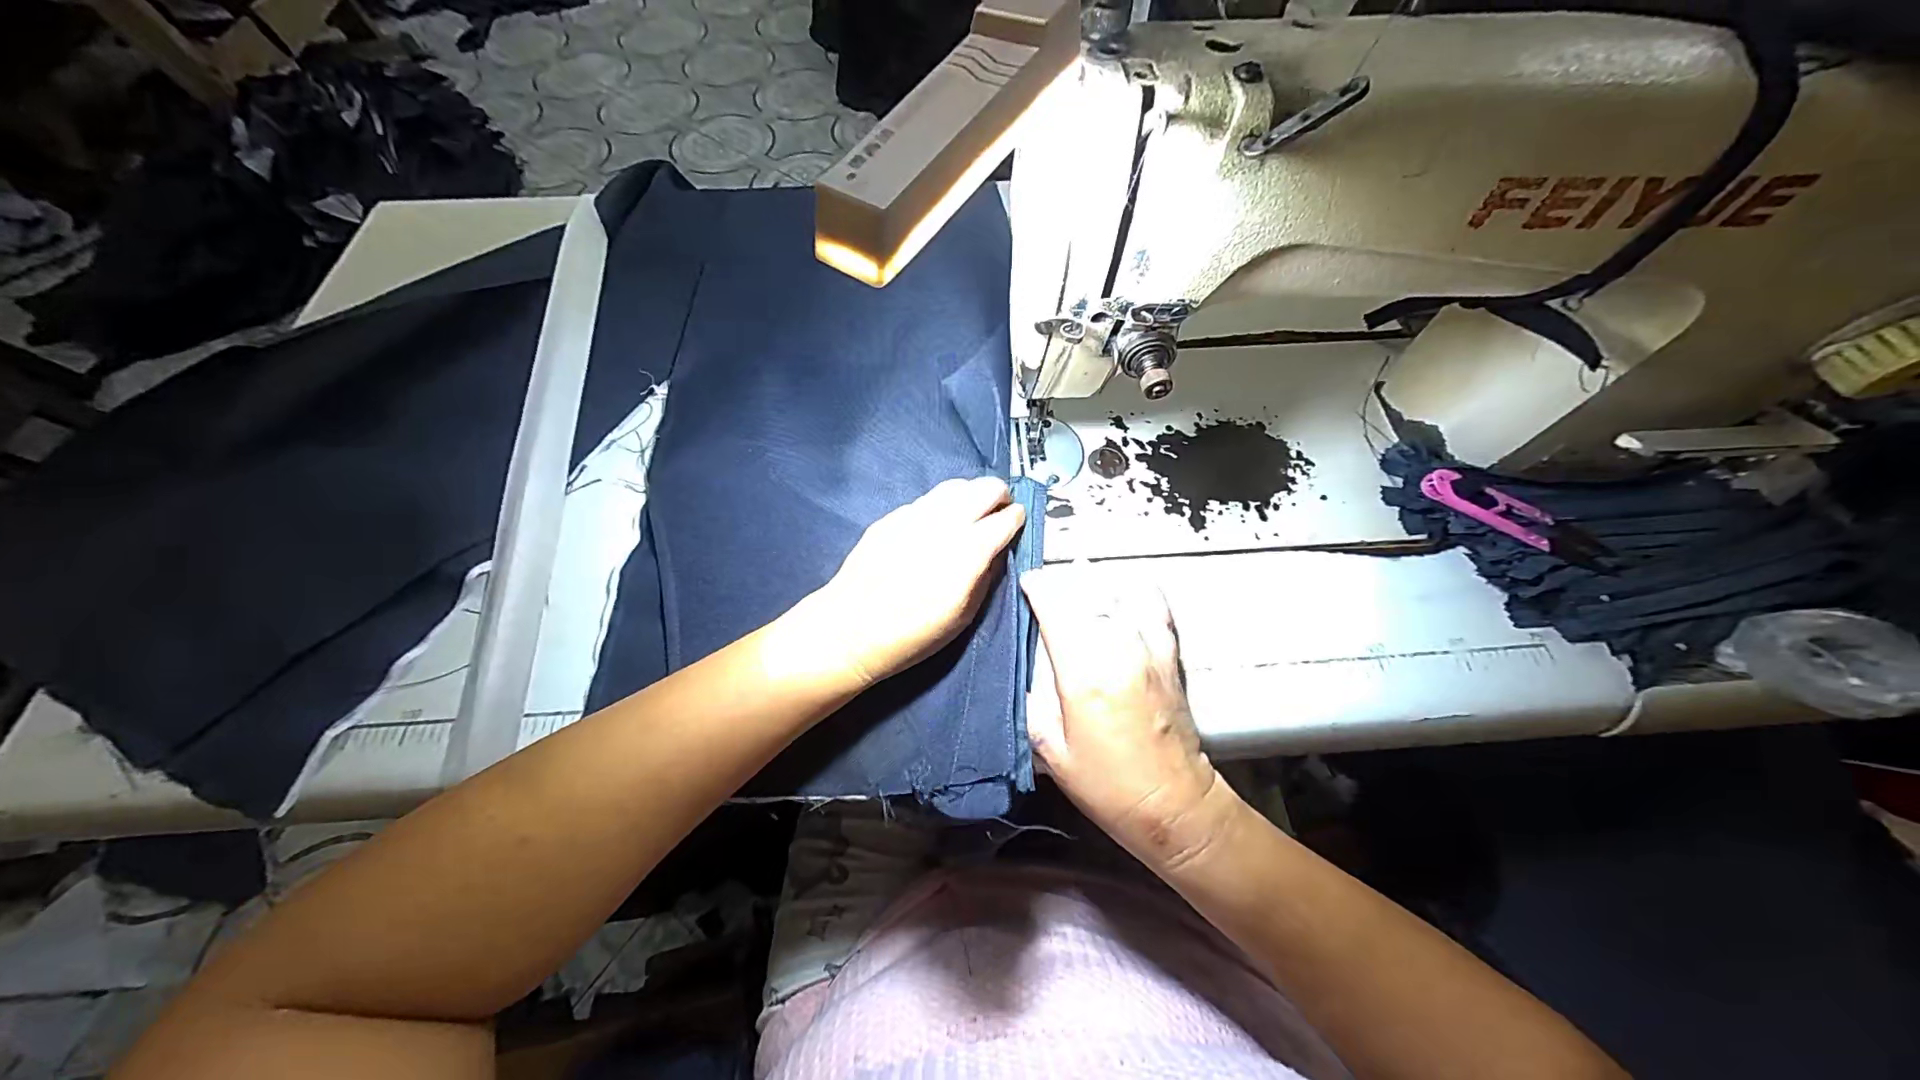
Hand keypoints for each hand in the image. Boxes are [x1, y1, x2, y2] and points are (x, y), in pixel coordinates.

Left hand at [805, 476, 1026, 687]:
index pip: (1006, 518)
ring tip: (972, 512)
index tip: (1017, 521)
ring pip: (955, 486)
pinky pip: (926, 500)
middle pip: (985, 488)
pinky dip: (941, 505)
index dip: (1017, 518)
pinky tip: (937, 525)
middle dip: (1000, 495)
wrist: (850, 631)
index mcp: (967, 553)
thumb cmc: (910, 635)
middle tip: (1000, 510)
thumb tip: (997, 553)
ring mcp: (914, 516)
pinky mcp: (891, 518)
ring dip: (971, 494)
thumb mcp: (963, 617)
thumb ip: (986, 578)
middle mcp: (943, 526)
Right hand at [1021, 563, 1236, 869]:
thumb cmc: (1109, 785)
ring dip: (1094, 586)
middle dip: (1062, 585)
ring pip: (1118, 593)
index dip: (1038, 588)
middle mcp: (1119, 652)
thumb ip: (1034, 696)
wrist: (1172, 804)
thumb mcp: (1048, 747)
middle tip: (1046, 591)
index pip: (1057, 607)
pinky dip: (1133, 593)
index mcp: (1085, 675)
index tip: (1027, 584)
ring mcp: (1150, 649)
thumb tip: (1029, 661)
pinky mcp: (1170, 655)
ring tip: (1077, 590)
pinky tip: (1119, 596)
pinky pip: (1153, 605)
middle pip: (1086, 593)